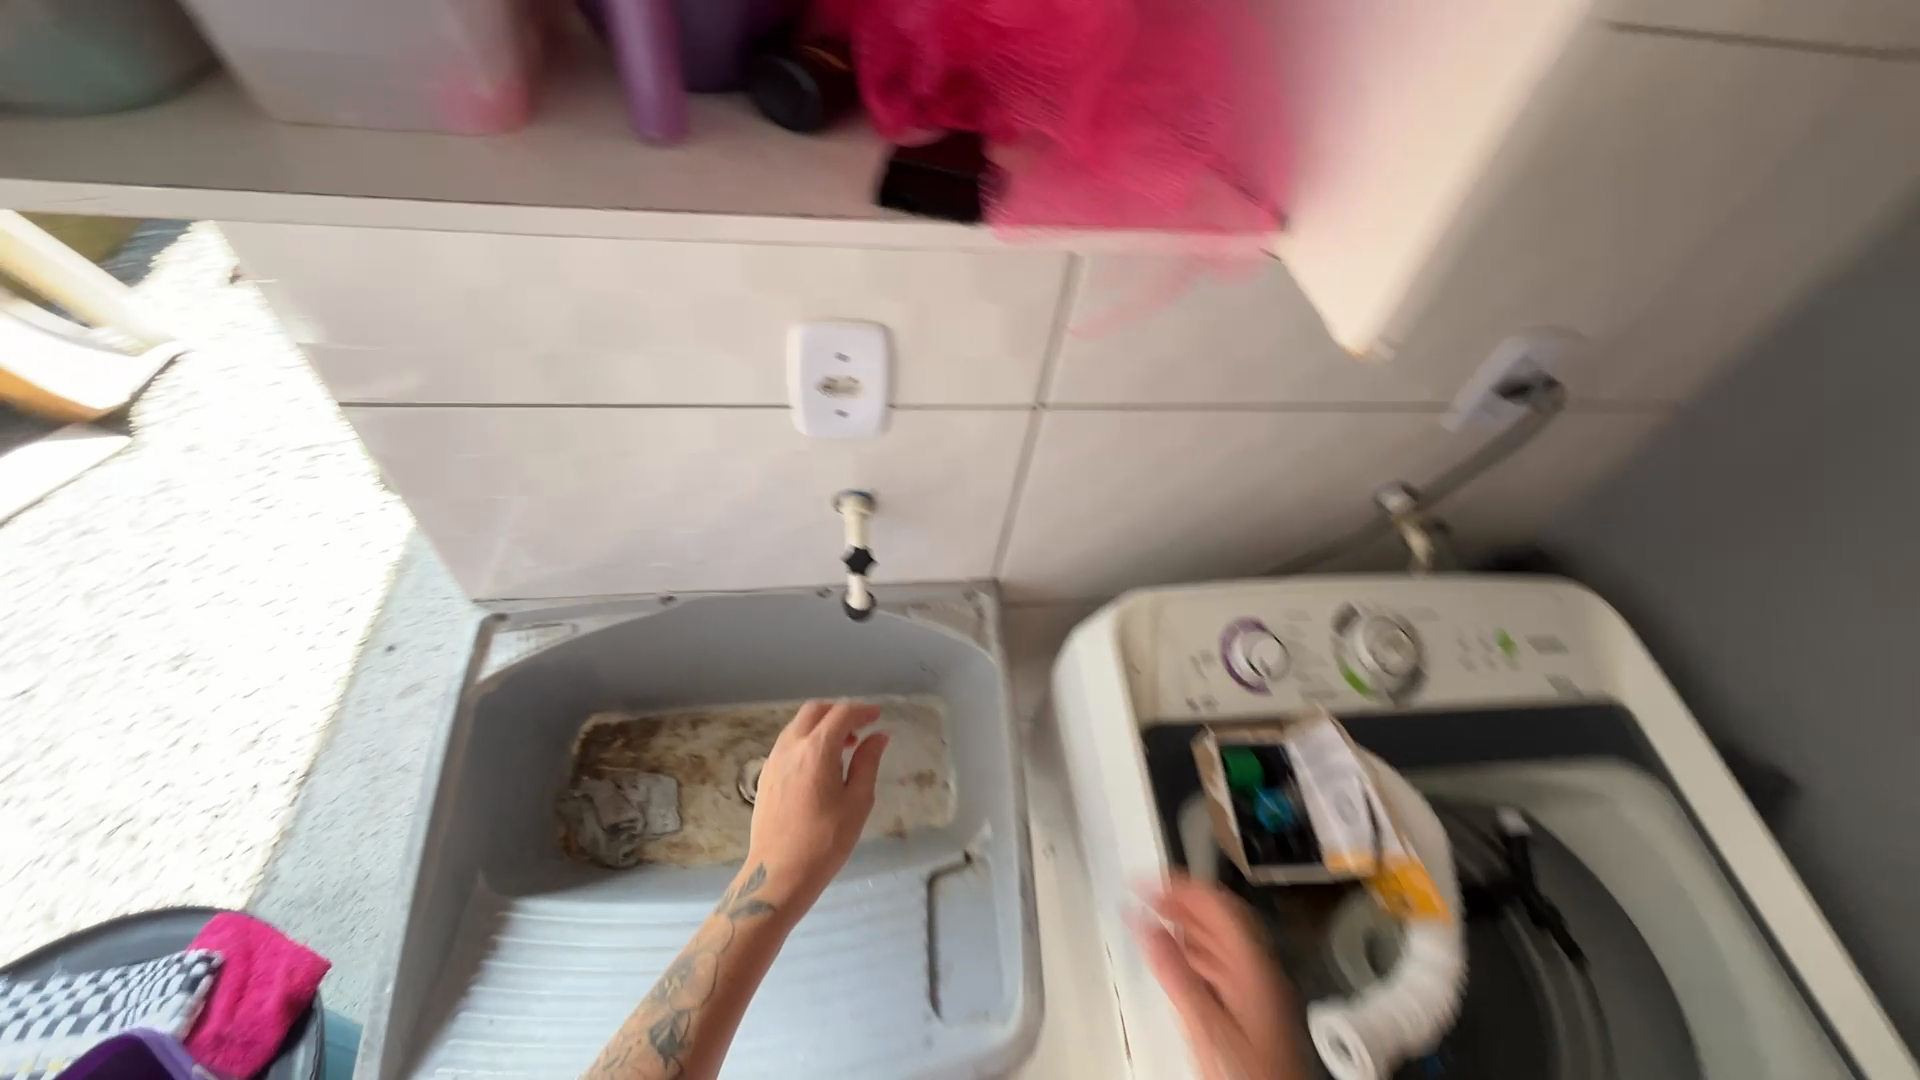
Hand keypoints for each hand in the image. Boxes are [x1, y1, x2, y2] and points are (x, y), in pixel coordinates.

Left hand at [745, 700, 889, 909]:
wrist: (779, 873)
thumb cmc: (826, 841)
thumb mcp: (858, 801)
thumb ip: (868, 763)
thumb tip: (878, 737)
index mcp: (816, 750)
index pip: (841, 714)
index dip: (862, 710)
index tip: (877, 717)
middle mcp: (791, 747)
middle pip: (815, 711)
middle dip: (839, 711)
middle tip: (860, 727)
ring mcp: (773, 760)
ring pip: (798, 725)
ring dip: (822, 725)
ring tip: (843, 747)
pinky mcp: (765, 775)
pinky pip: (788, 743)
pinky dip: (807, 740)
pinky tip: (820, 764)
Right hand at [1133, 875, 1304, 1079]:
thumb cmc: (1251, 1076)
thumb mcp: (1207, 1026)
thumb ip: (1176, 975)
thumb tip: (1147, 928)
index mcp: (1254, 968)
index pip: (1220, 906)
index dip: (1184, 886)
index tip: (1150, 879)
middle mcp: (1260, 972)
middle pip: (1222, 918)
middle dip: (1184, 898)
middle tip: (1148, 891)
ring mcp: (1258, 991)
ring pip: (1221, 940)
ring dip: (1188, 922)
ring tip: (1155, 914)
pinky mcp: (1251, 1010)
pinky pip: (1221, 963)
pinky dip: (1194, 948)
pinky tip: (1176, 956)